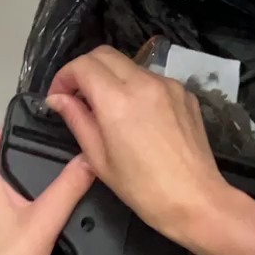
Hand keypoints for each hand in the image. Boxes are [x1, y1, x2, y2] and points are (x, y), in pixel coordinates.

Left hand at [0, 129, 94, 254]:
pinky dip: (9, 214)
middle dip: (16, 161)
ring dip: (13, 190)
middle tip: (48, 158)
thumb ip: (70, 187)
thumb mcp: (46, 221)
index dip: (4, 130)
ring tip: (45, 191)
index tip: (29, 127)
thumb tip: (91, 157)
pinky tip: (31, 228)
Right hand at [44, 45, 234, 246]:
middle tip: (78, 96)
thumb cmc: (142, 189)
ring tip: (108, 109)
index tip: (58, 96)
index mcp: (117, 100)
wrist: (196, 200)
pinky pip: (152, 79)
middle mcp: (144, 83)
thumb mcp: (99, 159)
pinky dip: (136, 88)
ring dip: (111, 78)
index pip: (83, 66)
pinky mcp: (184, 93)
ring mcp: (168, 85)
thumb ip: (77, 120)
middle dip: (85, 69)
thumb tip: (57, 98)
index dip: (64, 76)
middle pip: (105, 54)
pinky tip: (138, 117)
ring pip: (129, 65)